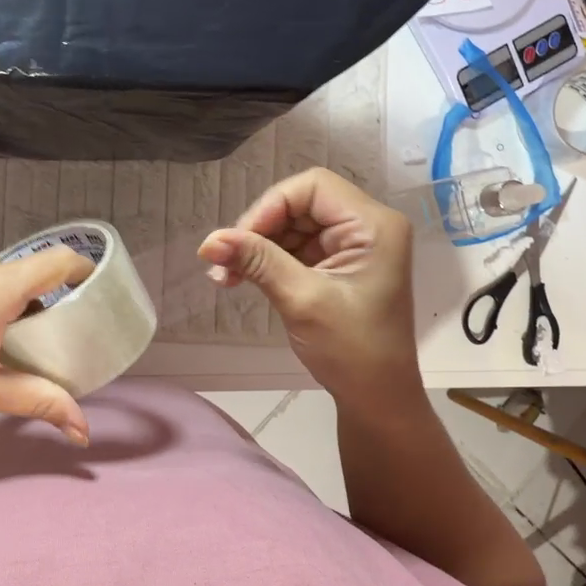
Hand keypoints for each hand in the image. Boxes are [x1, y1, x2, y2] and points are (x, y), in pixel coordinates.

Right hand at [197, 168, 420, 401]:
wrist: (376, 398)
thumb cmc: (351, 350)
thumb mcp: (301, 300)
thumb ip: (257, 262)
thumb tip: (208, 241)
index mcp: (373, 226)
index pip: (312, 188)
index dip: (269, 207)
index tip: (239, 240)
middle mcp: (366, 226)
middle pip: (300, 204)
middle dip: (259, 230)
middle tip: (225, 263)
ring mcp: (352, 246)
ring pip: (292, 226)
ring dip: (257, 247)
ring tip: (227, 277)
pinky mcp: (338, 265)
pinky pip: (296, 247)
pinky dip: (267, 260)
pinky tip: (242, 279)